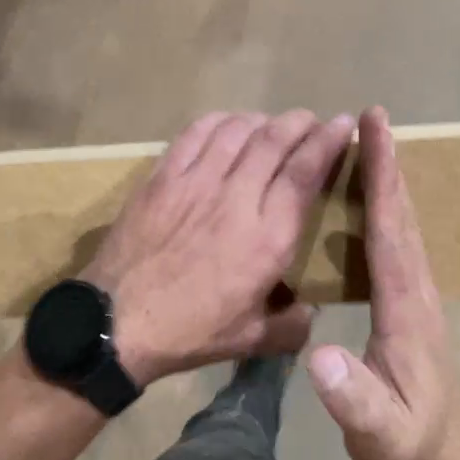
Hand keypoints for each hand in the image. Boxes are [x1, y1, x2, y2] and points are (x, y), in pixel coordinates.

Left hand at [79, 110, 354, 385]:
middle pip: (275, 140)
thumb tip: (310, 312)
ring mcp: (197, 181)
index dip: (328, 141)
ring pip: (238, 130)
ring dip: (262, 119)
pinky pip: (197, 133)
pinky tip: (227, 125)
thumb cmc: (190, 332)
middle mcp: (237, 198)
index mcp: (268, 238)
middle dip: (300, 122)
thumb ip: (291, 325)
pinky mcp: (164, 175)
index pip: (305, 173)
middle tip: (310, 119)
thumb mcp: (252, 340)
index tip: (342, 124)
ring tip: (271, 124)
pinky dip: (220, 121)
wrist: (118, 321)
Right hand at [307, 107, 459, 459]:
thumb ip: (354, 397)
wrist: (445, 458)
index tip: (373, 129)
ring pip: (401, 221)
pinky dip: (384, 205)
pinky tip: (368, 199)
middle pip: (399, 212)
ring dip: (387, 178)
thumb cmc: (407, 439)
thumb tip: (321, 357)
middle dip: (386, 161)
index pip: (390, 228)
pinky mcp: (409, 300)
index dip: (381, 176)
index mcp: (403, 303)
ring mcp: (415, 292)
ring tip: (368, 143)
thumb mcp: (378, 429)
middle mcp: (415, 286)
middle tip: (371, 117)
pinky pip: (394, 237)